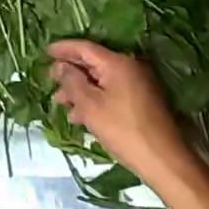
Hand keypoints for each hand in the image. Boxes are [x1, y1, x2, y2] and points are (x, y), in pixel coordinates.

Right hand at [48, 40, 203, 184]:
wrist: (163, 160)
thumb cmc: (123, 129)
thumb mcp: (90, 105)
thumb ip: (72, 81)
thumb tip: (61, 66)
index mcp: (118, 63)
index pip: (85, 48)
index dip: (63, 48)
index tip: (45, 51)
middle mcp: (130, 68)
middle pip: (93, 63)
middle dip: (70, 71)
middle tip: (50, 79)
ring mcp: (138, 85)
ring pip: (101, 80)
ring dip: (80, 89)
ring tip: (61, 103)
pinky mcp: (141, 101)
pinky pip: (111, 92)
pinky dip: (94, 99)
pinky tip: (80, 116)